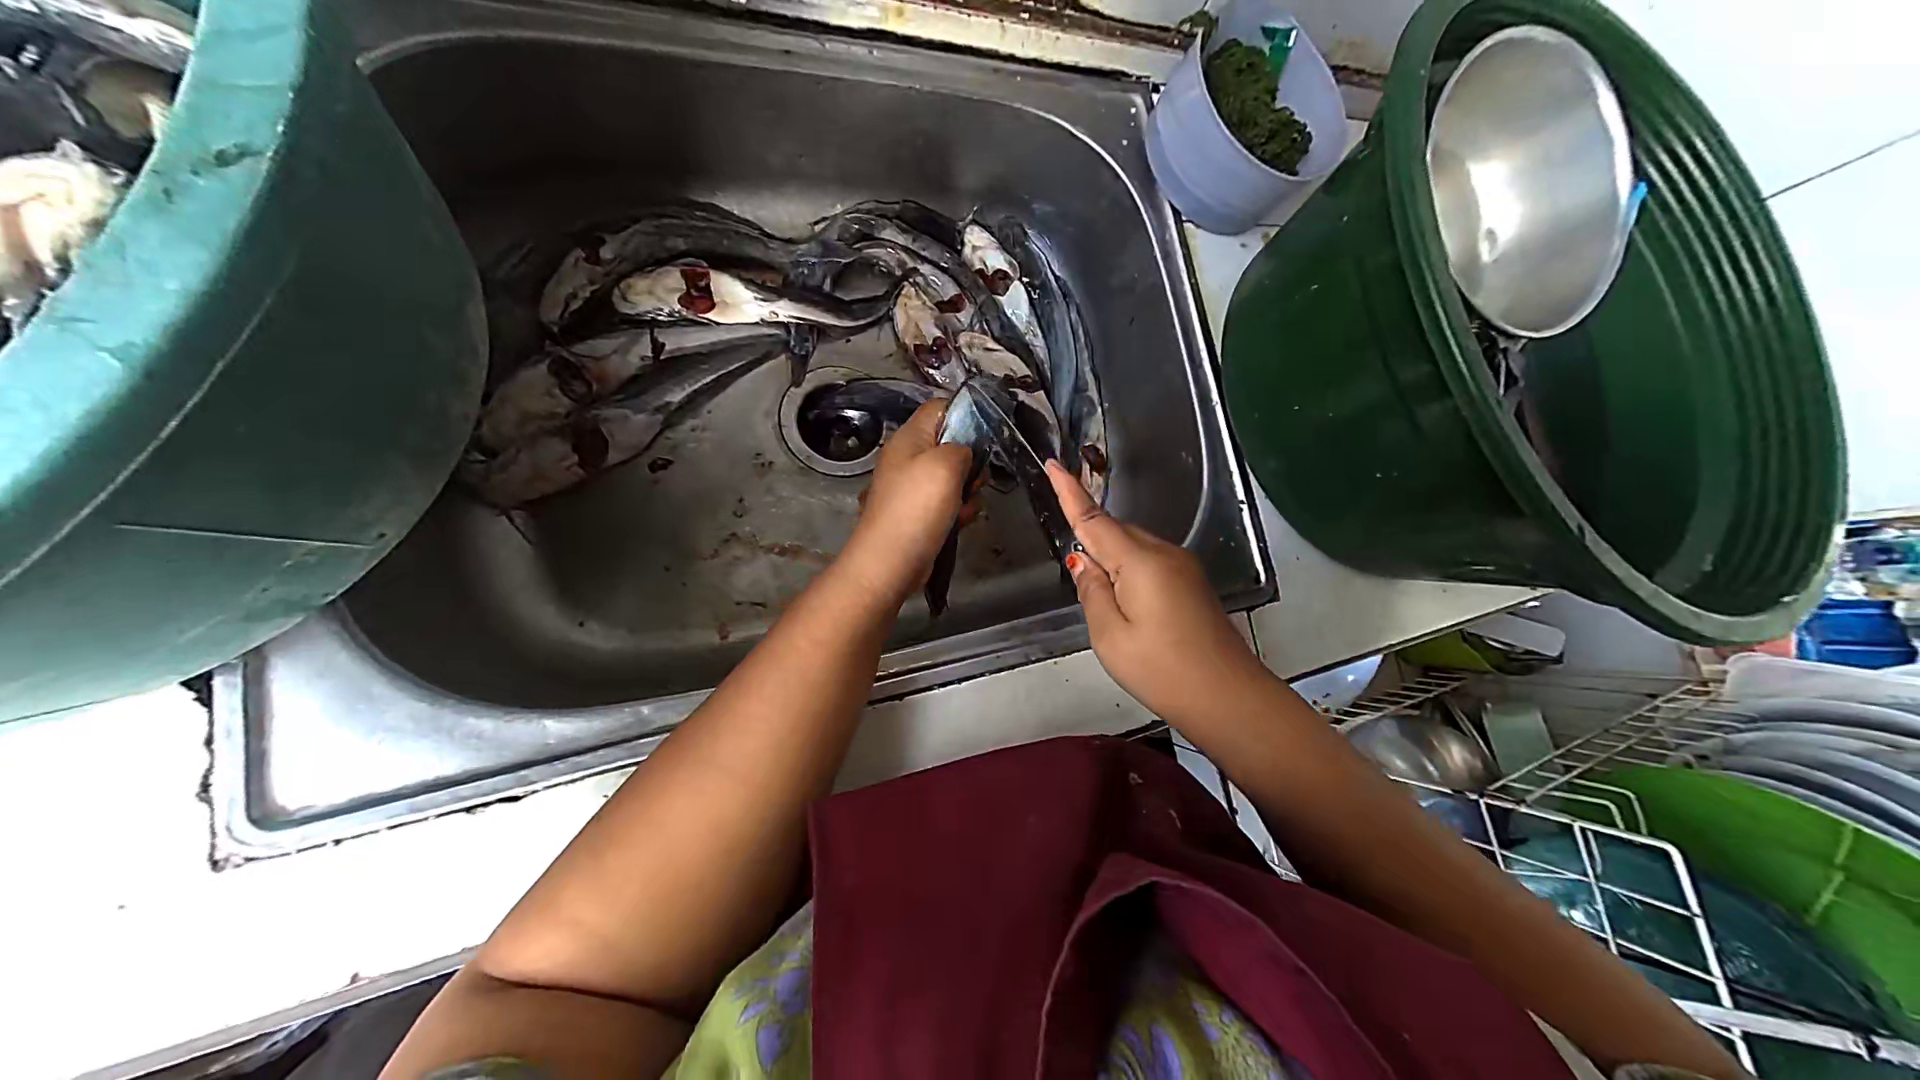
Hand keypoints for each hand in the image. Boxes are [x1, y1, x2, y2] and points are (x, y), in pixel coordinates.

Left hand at [840, 399, 973, 603]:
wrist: (890, 563)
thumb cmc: (916, 508)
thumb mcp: (946, 464)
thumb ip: (962, 446)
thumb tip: (965, 451)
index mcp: (909, 438)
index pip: (940, 408)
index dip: (965, 414)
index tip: (985, 433)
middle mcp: (907, 459)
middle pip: (950, 444)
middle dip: (971, 460)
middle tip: (977, 477)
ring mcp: (911, 488)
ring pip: (953, 477)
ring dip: (968, 490)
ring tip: (968, 504)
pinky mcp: (918, 514)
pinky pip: (947, 503)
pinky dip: (958, 511)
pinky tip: (961, 522)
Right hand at [1046, 460, 1268, 725]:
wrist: (1228, 698)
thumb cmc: (1163, 670)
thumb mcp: (1109, 635)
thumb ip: (1091, 591)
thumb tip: (1082, 561)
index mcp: (1140, 562)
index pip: (1094, 519)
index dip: (1070, 491)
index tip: (1053, 464)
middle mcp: (1165, 554)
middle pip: (1116, 532)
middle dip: (1092, 541)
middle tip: (1079, 580)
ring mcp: (1183, 567)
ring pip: (1134, 548)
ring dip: (1112, 561)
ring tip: (1108, 606)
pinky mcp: (1192, 583)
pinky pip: (1150, 564)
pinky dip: (1131, 573)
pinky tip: (1128, 605)